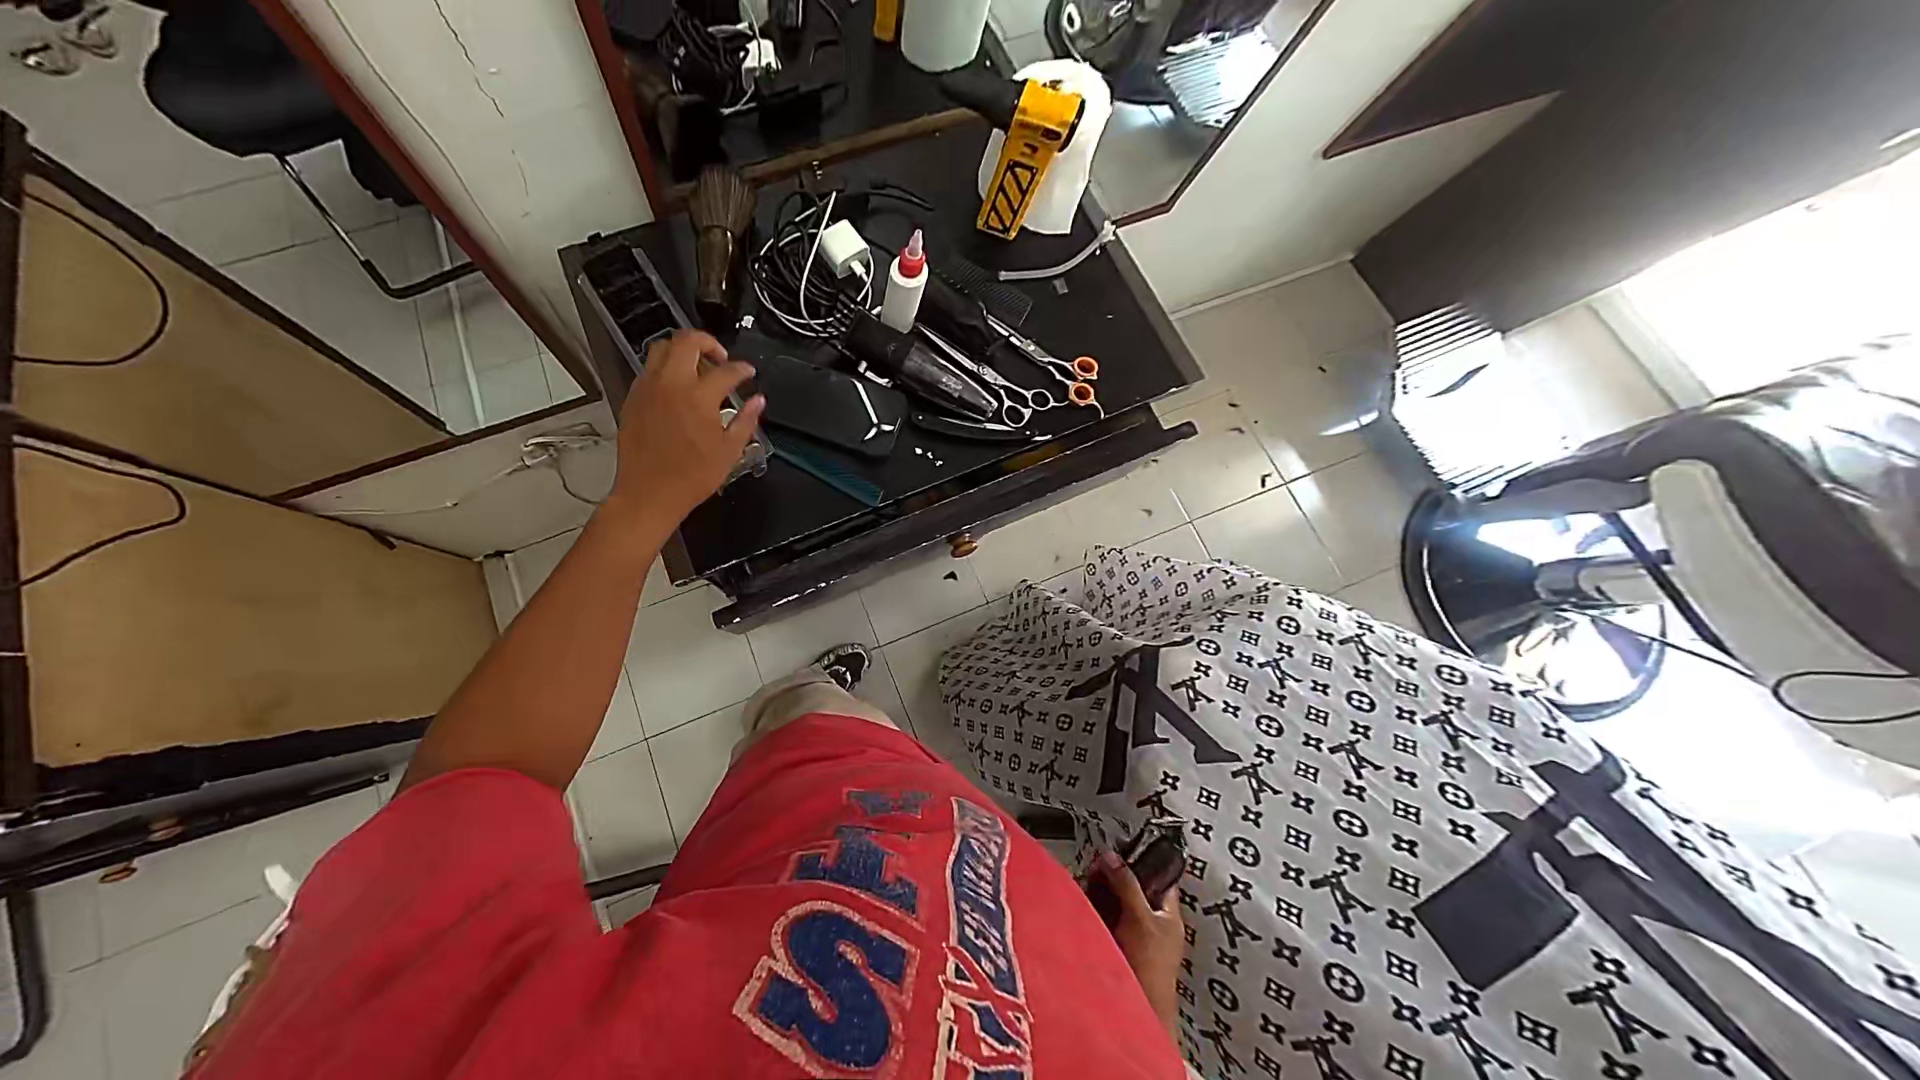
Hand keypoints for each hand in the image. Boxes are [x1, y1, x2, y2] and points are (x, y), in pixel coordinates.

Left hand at [608, 330, 764, 524]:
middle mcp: (670, 385)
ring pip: (662, 348)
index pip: (727, 370)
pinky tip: (677, 387)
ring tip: (697, 366)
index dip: (742, 369)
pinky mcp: (633, 398)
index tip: (747, 373)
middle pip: (688, 341)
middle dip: (709, 342)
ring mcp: (648, 389)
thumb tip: (757, 402)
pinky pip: (649, 369)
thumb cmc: (688, 477)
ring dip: (683, 350)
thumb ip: (746, 420)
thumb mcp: (729, 451)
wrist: (649, 493)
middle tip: (720, 358)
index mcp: (699, 397)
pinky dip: (665, 368)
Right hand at [1091, 850, 1185, 1036]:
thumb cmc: (1151, 968)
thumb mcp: (1141, 917)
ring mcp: (1131, 932)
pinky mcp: (1113, 942)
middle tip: (1097, 865)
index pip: (1158, 877)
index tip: (1121, 850)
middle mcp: (1150, 922)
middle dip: (1113, 875)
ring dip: (1100, 888)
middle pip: (1131, 887)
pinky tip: (1082, 897)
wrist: (1137, 1009)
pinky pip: (1102, 915)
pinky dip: (1092, 905)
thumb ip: (1127, 884)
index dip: (1141, 861)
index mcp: (1168, 914)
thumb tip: (1113, 858)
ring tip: (1087, 878)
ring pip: (1114, 900)